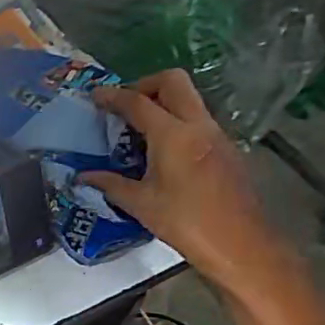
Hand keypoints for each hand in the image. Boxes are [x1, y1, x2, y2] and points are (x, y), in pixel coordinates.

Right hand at [78, 70, 301, 301]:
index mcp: (173, 136)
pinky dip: (175, 121)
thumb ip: (110, 184)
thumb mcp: (140, 204)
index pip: (138, 103)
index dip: (113, 96)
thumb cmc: (185, 222)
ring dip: (161, 102)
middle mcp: (198, 126)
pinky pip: (196, 119)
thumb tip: (84, 177)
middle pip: (172, 82)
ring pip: (188, 99)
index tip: (94, 95)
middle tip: (123, 104)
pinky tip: (160, 150)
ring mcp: (216, 134)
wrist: (239, 243)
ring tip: (137, 129)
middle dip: (144, 85)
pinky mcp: (225, 148)